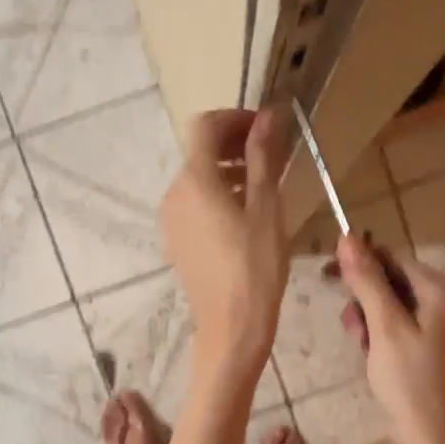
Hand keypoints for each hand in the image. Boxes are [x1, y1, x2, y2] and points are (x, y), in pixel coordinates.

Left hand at [159, 109, 288, 377]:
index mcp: (195, 181)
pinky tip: (247, 214)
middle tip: (272, 152)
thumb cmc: (255, 268)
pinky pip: (195, 204)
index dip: (235, 117)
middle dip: (234, 143)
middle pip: (199, 152)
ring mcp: (172, 220)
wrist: (231, 328)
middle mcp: (175, 194)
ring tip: (264, 183)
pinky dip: (219, 195)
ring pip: (198, 179)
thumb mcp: (266, 208)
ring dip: (228, 170)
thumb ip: (263, 157)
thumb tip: (269, 115)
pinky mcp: (177, 242)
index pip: (205, 126)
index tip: (267, 127)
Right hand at [335, 234, 444, 443]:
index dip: (358, 264)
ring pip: (390, 305)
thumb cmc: (409, 382)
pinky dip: (378, 336)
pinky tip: (372, 358)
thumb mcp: (384, 328)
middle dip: (363, 299)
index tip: (325, 277)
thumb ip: (367, 282)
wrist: (432, 437)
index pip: (393, 258)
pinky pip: (396, 327)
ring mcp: (438, 326)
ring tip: (362, 347)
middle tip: (352, 329)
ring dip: (368, 320)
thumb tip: (348, 237)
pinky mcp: (428, 347)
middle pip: (392, 280)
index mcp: (441, 291)